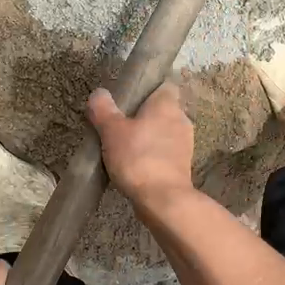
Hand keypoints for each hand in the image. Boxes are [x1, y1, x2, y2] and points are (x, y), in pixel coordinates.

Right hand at [88, 83, 195, 207]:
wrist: (163, 199)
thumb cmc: (137, 157)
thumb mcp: (112, 130)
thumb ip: (103, 109)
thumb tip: (99, 93)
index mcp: (167, 104)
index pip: (164, 86)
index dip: (147, 90)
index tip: (129, 100)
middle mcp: (180, 119)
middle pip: (162, 110)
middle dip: (144, 116)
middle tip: (120, 125)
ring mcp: (185, 144)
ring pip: (164, 132)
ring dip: (148, 138)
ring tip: (124, 148)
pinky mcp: (183, 166)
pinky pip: (165, 153)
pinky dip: (153, 156)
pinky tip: (135, 166)